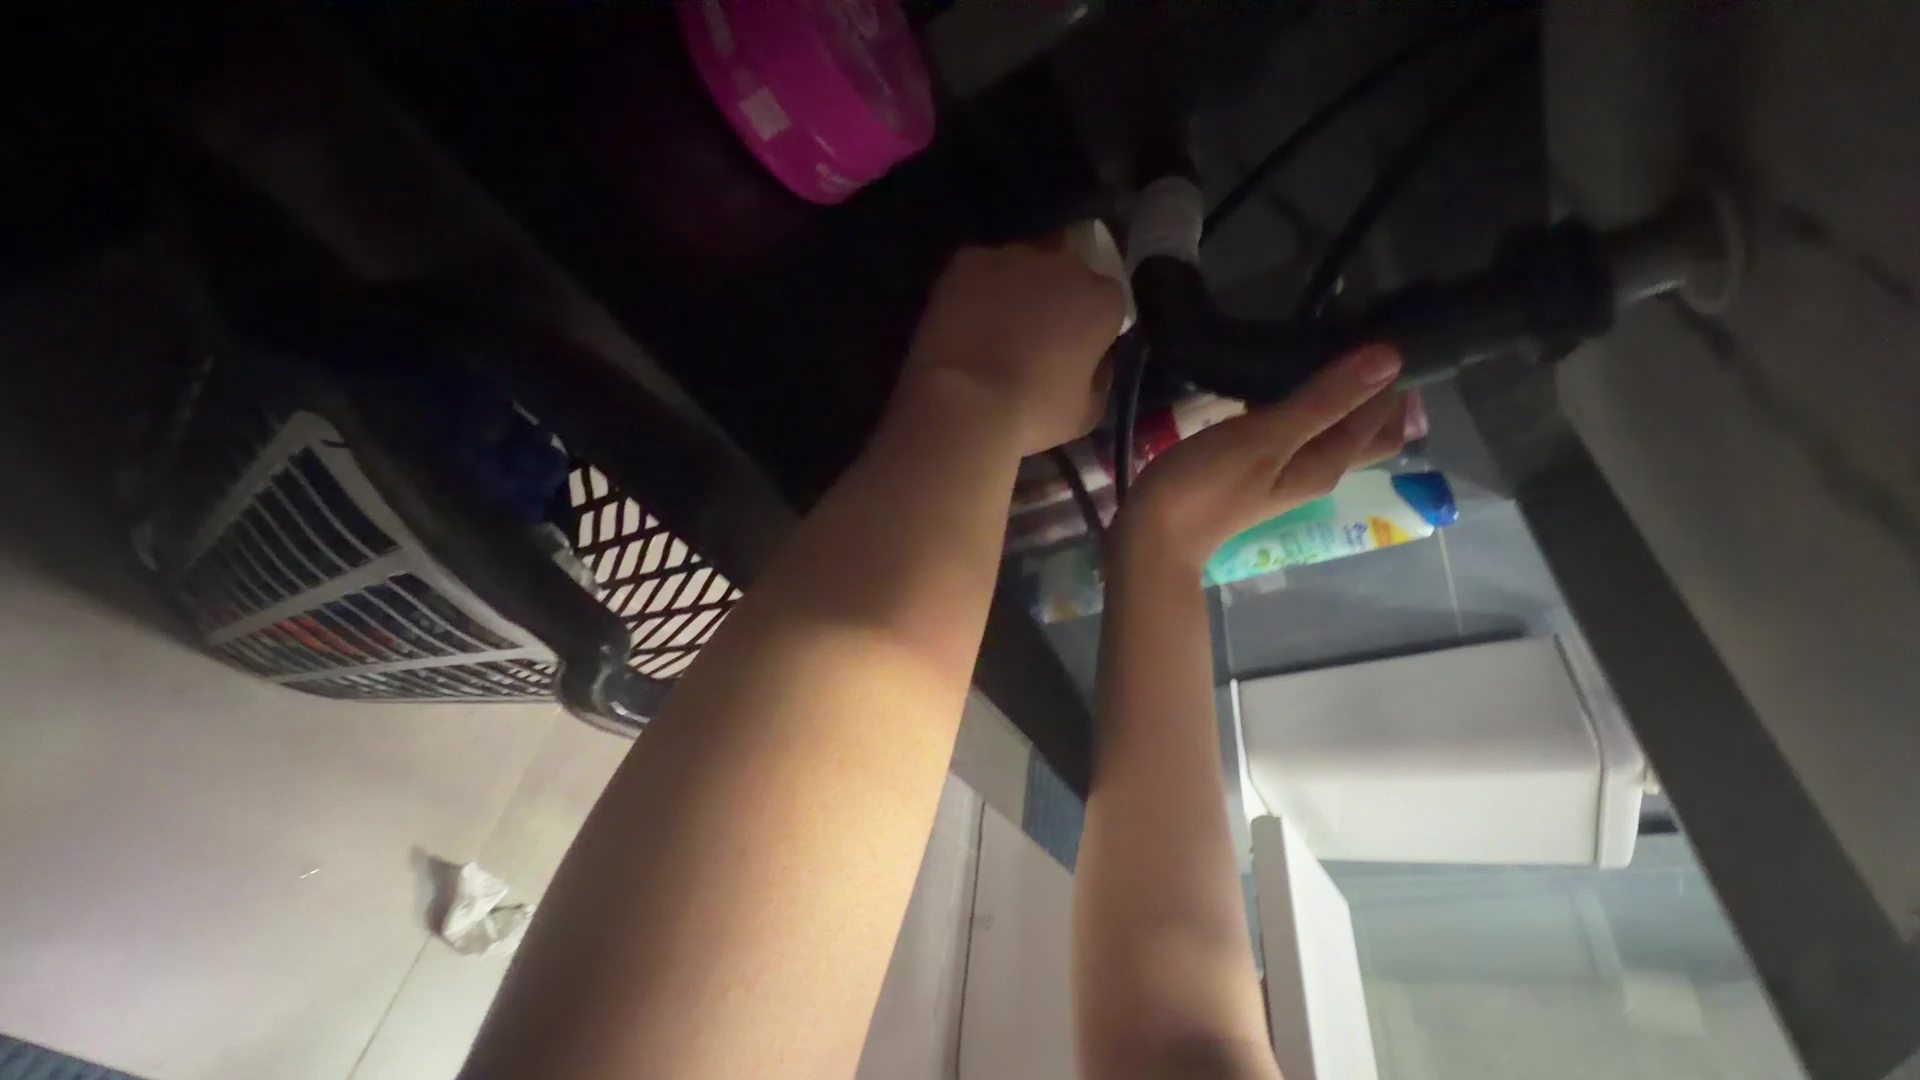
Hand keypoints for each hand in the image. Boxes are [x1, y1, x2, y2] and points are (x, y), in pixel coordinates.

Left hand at [898, 235, 1125, 454]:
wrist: (964, 404)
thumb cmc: (1033, 414)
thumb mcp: (1086, 412)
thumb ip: (1097, 377)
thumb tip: (1093, 364)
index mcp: (1101, 300)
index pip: (1106, 300)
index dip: (1090, 324)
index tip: (1076, 348)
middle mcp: (1063, 264)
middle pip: (1065, 272)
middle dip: (1055, 296)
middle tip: (1034, 335)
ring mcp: (1013, 256)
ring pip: (1020, 266)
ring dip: (1014, 289)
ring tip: (993, 328)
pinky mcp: (967, 260)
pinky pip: (979, 271)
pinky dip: (975, 290)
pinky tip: (964, 322)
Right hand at [1116, 345, 1414, 570]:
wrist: (1152, 537)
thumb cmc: (1207, 487)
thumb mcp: (1266, 438)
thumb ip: (1324, 400)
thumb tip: (1389, 358)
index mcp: (1328, 464)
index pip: (1384, 421)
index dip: (1389, 378)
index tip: (1374, 328)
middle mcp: (1314, 469)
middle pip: (1360, 428)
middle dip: (1367, 387)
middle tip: (1349, 337)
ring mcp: (1280, 470)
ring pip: (1323, 426)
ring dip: (1329, 392)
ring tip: (1314, 345)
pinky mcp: (1250, 466)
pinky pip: (1288, 428)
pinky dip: (1292, 402)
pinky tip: (1269, 380)